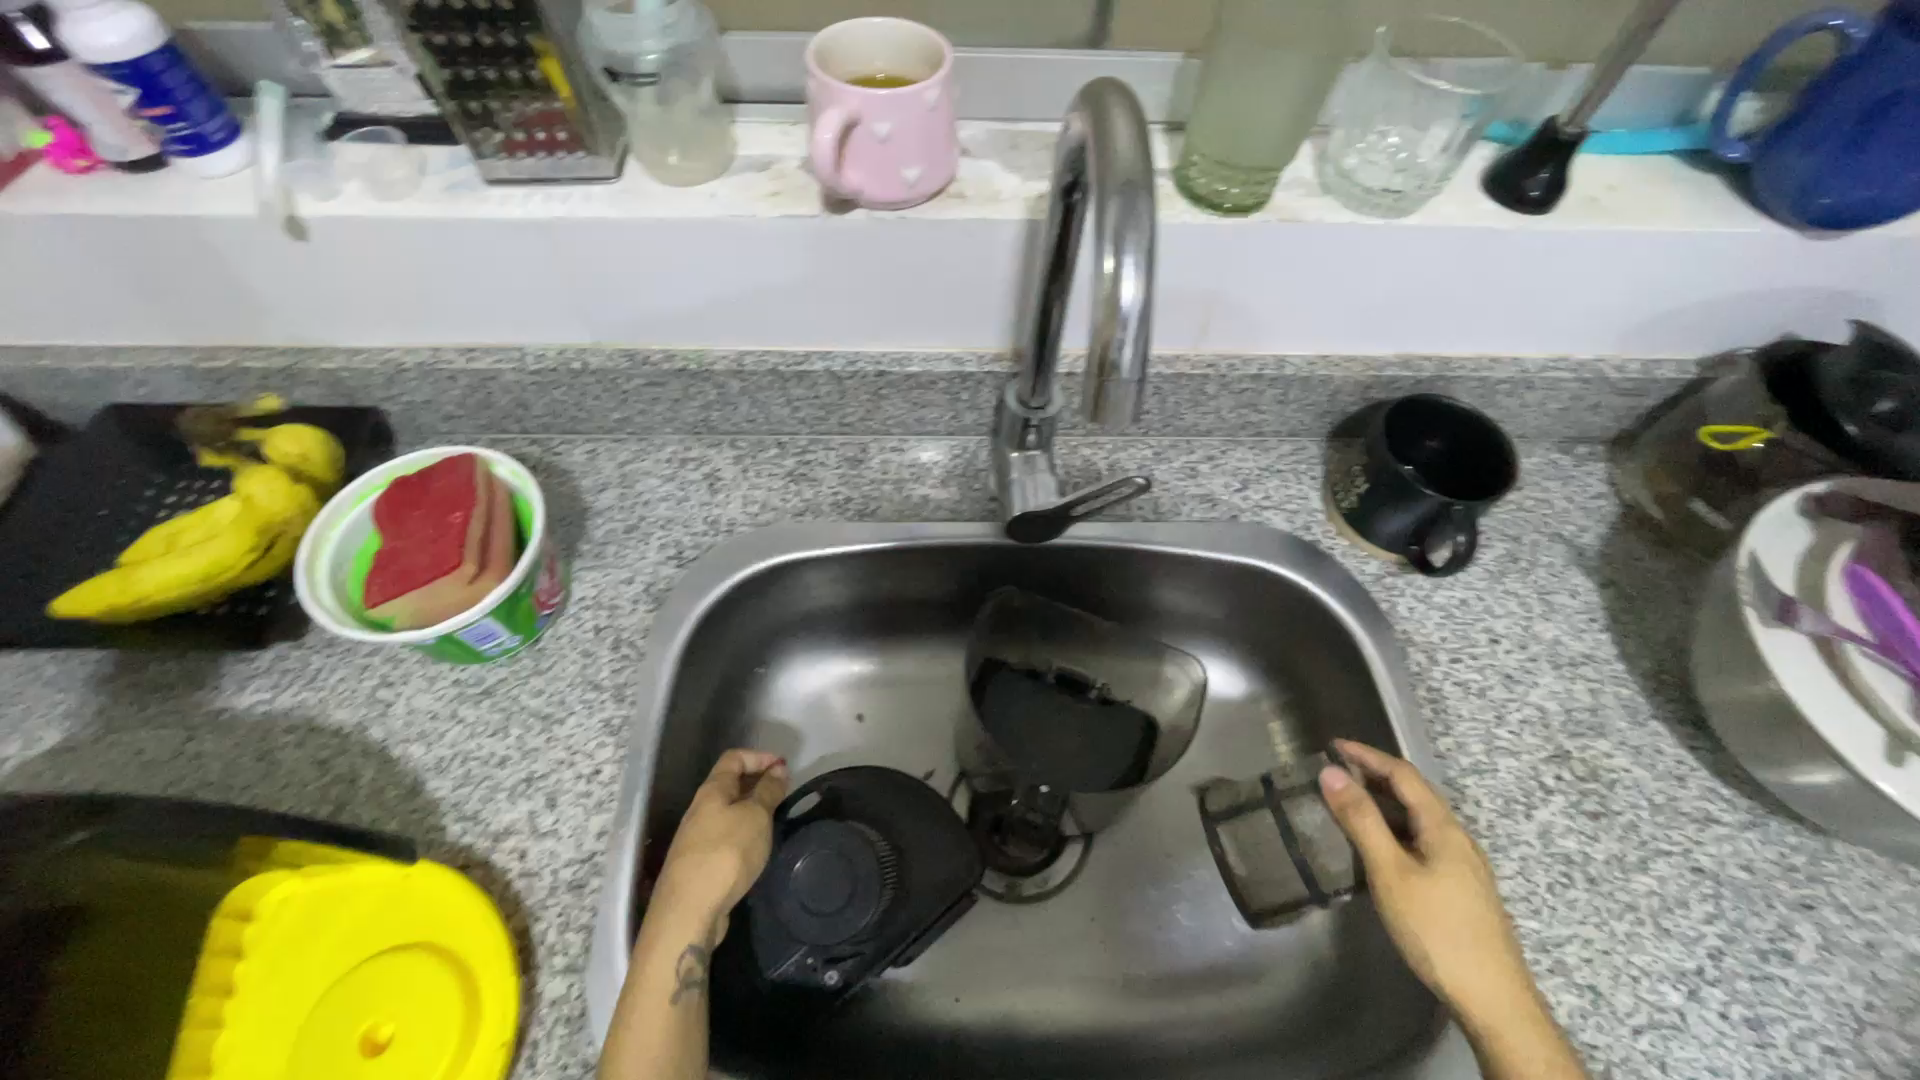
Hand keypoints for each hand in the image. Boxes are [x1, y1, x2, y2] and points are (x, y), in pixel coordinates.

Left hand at [652, 749, 789, 932]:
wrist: (689, 911)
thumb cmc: (726, 853)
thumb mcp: (756, 816)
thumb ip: (768, 791)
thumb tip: (777, 769)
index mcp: (711, 791)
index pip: (733, 758)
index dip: (759, 756)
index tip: (783, 767)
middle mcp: (700, 809)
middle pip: (729, 784)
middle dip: (758, 782)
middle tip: (784, 792)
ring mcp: (697, 838)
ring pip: (728, 811)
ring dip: (752, 809)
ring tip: (775, 819)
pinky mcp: (700, 863)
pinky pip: (726, 835)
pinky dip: (744, 832)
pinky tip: (757, 847)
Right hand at [1318, 739, 1539, 1028]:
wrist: (1492, 998)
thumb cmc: (1436, 929)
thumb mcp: (1390, 872)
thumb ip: (1361, 821)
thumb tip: (1331, 773)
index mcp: (1444, 827)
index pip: (1403, 774)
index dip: (1368, 755)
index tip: (1333, 744)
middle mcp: (1458, 838)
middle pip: (1415, 794)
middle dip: (1375, 776)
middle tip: (1335, 772)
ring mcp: (1464, 866)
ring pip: (1420, 820)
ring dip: (1385, 804)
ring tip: (1349, 804)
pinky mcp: (1462, 889)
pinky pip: (1423, 842)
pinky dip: (1395, 830)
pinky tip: (1380, 849)